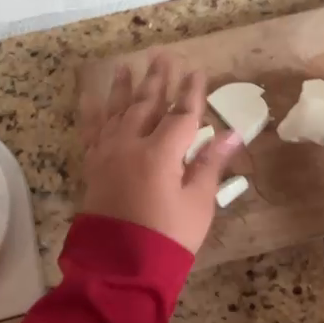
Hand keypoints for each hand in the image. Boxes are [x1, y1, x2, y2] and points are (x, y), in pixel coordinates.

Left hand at [79, 52, 243, 253]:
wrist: (120, 267)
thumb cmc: (167, 238)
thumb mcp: (197, 204)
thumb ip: (210, 165)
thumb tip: (232, 134)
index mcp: (161, 153)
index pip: (182, 114)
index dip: (192, 91)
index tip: (199, 71)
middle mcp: (131, 144)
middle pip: (147, 103)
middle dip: (158, 78)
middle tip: (164, 55)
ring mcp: (108, 154)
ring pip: (117, 111)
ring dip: (125, 87)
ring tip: (129, 66)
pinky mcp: (93, 166)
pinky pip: (91, 131)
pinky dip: (92, 112)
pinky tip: (91, 97)